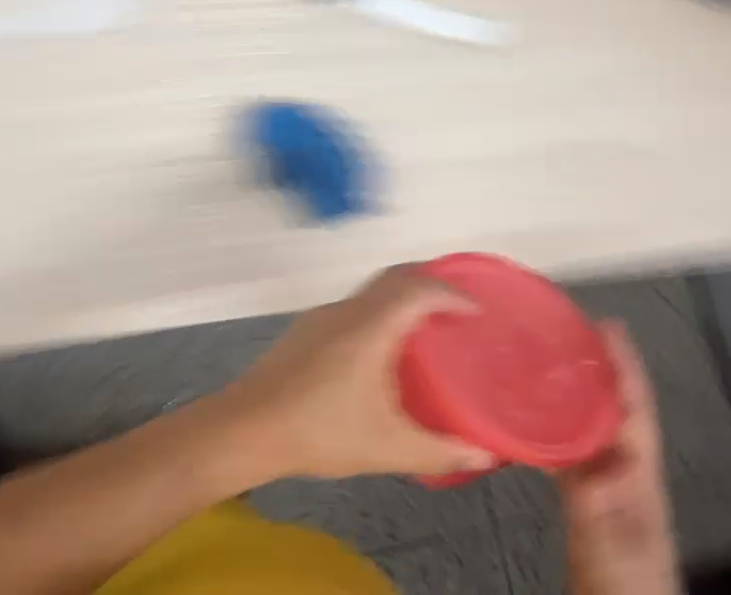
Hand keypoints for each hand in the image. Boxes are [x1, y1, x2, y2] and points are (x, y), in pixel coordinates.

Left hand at [210, 265, 495, 480]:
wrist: (246, 427)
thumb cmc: (320, 432)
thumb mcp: (389, 449)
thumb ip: (440, 451)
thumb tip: (484, 453)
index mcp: (367, 327)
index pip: (415, 288)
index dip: (450, 291)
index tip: (476, 310)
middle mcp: (343, 312)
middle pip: (391, 278)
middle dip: (428, 282)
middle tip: (458, 308)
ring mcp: (318, 319)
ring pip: (368, 293)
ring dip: (400, 298)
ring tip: (427, 329)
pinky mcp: (302, 333)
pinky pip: (351, 309)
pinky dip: (377, 314)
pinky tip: (382, 350)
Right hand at [553, 323, 678, 594]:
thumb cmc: (627, 587)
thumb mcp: (614, 551)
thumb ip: (600, 511)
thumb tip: (588, 469)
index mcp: (639, 477)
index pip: (634, 410)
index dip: (624, 368)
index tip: (609, 328)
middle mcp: (625, 471)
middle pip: (613, 407)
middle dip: (599, 367)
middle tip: (572, 330)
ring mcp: (606, 483)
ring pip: (591, 423)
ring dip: (576, 390)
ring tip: (550, 359)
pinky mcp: (585, 496)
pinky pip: (569, 446)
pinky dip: (553, 422)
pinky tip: (532, 416)